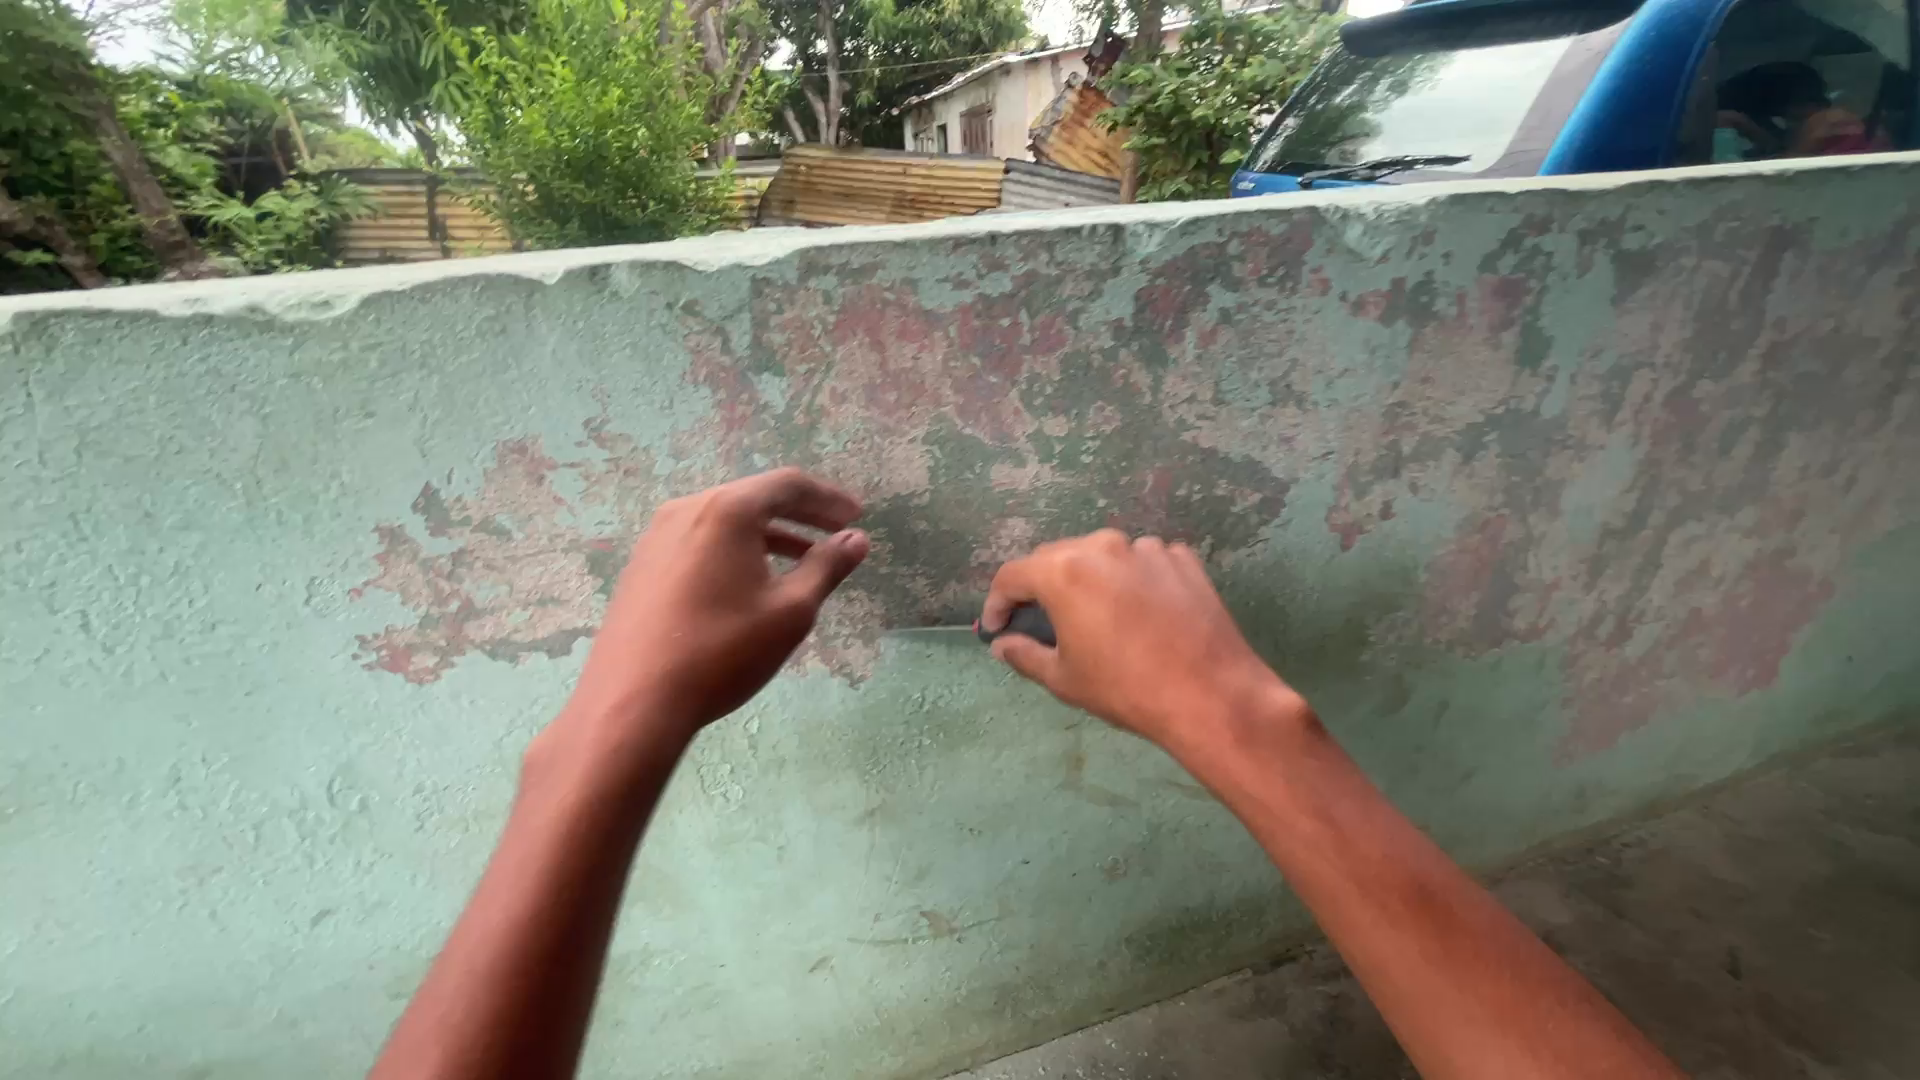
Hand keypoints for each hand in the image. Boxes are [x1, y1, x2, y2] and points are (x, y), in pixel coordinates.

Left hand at [562, 468, 868, 746]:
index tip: (856, 517)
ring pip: (725, 521)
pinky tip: (750, 583)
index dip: (828, 499)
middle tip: (835, 533)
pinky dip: (736, 550)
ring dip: (769, 534)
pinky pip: (701, 542)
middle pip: (754, 497)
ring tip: (802, 560)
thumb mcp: (790, 611)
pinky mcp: (642, 567)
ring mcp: (657, 538)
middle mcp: (687, 510)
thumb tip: (856, 540)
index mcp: (726, 511)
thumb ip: (827, 567)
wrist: (632, 703)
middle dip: (800, 514)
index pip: (788, 485)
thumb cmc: (723, 651)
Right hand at [982, 530, 1303, 757]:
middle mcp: (1103, 546)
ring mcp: (1147, 548)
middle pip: (1055, 558)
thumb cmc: (1126, 689)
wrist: (1212, 695)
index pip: (1012, 575)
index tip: (997, 627)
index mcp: (1064, 571)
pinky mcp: (1182, 558)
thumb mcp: (1064, 679)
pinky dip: (1130, 580)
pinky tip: (1140, 612)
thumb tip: (1002, 644)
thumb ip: (1024, 655)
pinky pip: (1142, 562)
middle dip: (1040, 587)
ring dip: (1089, 580)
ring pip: (1102, 556)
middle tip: (1039, 621)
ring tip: (1096, 616)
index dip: (997, 602)